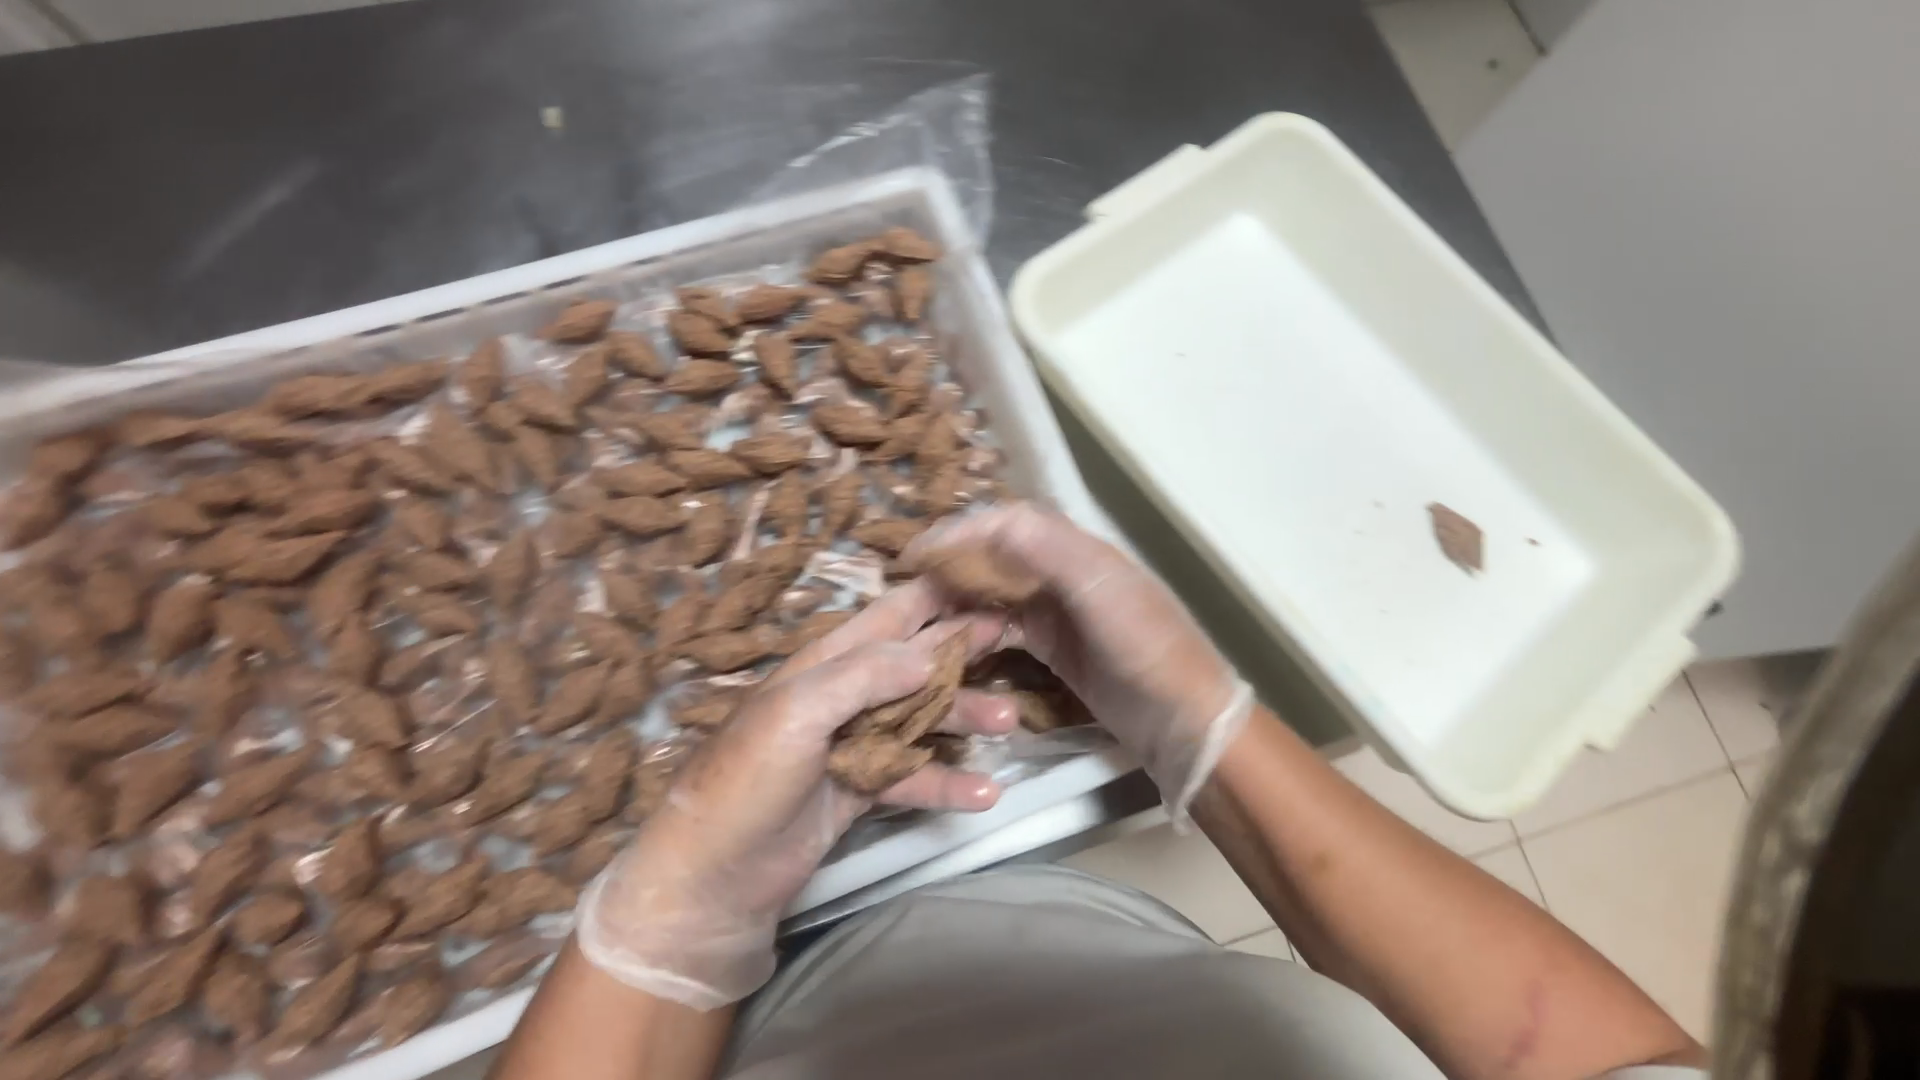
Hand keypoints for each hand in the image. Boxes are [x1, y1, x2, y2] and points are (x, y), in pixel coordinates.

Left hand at [574, 585, 1017, 1009]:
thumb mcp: (798, 712)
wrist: (713, 877)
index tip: (989, 582)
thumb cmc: (748, 780)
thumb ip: (863, 675)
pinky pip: (912, 775)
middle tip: (1013, 634)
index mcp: (827, 662)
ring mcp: (854, 743)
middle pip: (915, 661)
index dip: (936, 594)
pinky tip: (985, 794)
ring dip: (964, 714)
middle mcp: (845, 694)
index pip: (891, 614)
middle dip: (961, 646)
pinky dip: (946, 782)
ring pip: (921, 716)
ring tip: (1009, 721)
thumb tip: (930, 651)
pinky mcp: (861, 790)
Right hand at [904, 502, 1252, 820]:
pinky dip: (977, 629)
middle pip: (998, 554)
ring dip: (961, 595)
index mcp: (1079, 550)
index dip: (962, 531)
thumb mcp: (1103, 595)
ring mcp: (1059, 610)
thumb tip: (992, 522)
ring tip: (921, 611)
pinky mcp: (1054, 645)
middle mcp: (1065, 572)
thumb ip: (1050, 554)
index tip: (918, 552)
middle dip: (953, 562)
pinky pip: (1005, 627)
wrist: (1187, 721)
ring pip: (997, 590)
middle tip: (909, 582)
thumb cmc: (1149, 652)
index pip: (1009, 523)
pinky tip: (952, 641)